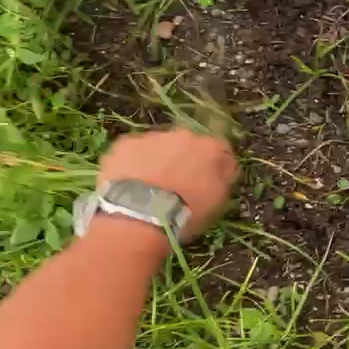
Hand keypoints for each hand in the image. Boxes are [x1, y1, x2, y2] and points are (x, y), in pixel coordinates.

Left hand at [96, 128, 237, 242]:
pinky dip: (135, 162)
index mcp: (211, 147)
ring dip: (160, 159)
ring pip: (159, 145)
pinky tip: (132, 181)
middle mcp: (183, 134)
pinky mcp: (124, 144)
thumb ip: (224, 176)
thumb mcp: (219, 199)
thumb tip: (223, 166)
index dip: (216, 165)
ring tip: (152, 185)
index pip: (220, 150)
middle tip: (179, 182)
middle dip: (185, 158)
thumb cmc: (188, 210)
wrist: (141, 214)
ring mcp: (151, 137)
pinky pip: (135, 151)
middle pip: (188, 143)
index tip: (210, 180)